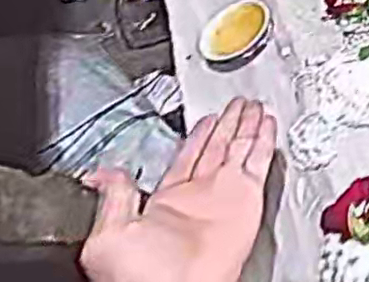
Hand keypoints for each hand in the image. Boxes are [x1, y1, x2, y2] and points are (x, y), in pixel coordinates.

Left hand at [78, 98, 276, 281]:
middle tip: (238, 103)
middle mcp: (200, 192)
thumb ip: (115, 198)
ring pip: (242, 146)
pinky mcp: (250, 194)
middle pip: (219, 145)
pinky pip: (261, 158)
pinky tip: (268, 123)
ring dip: (249, 124)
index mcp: (168, 199)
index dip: (198, 134)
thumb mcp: (110, 235)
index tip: (208, 117)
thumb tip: (100, 174)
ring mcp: (227, 192)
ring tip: (255, 106)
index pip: (187, 156)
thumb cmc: (141, 274)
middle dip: (229, 122)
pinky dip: (266, 137)